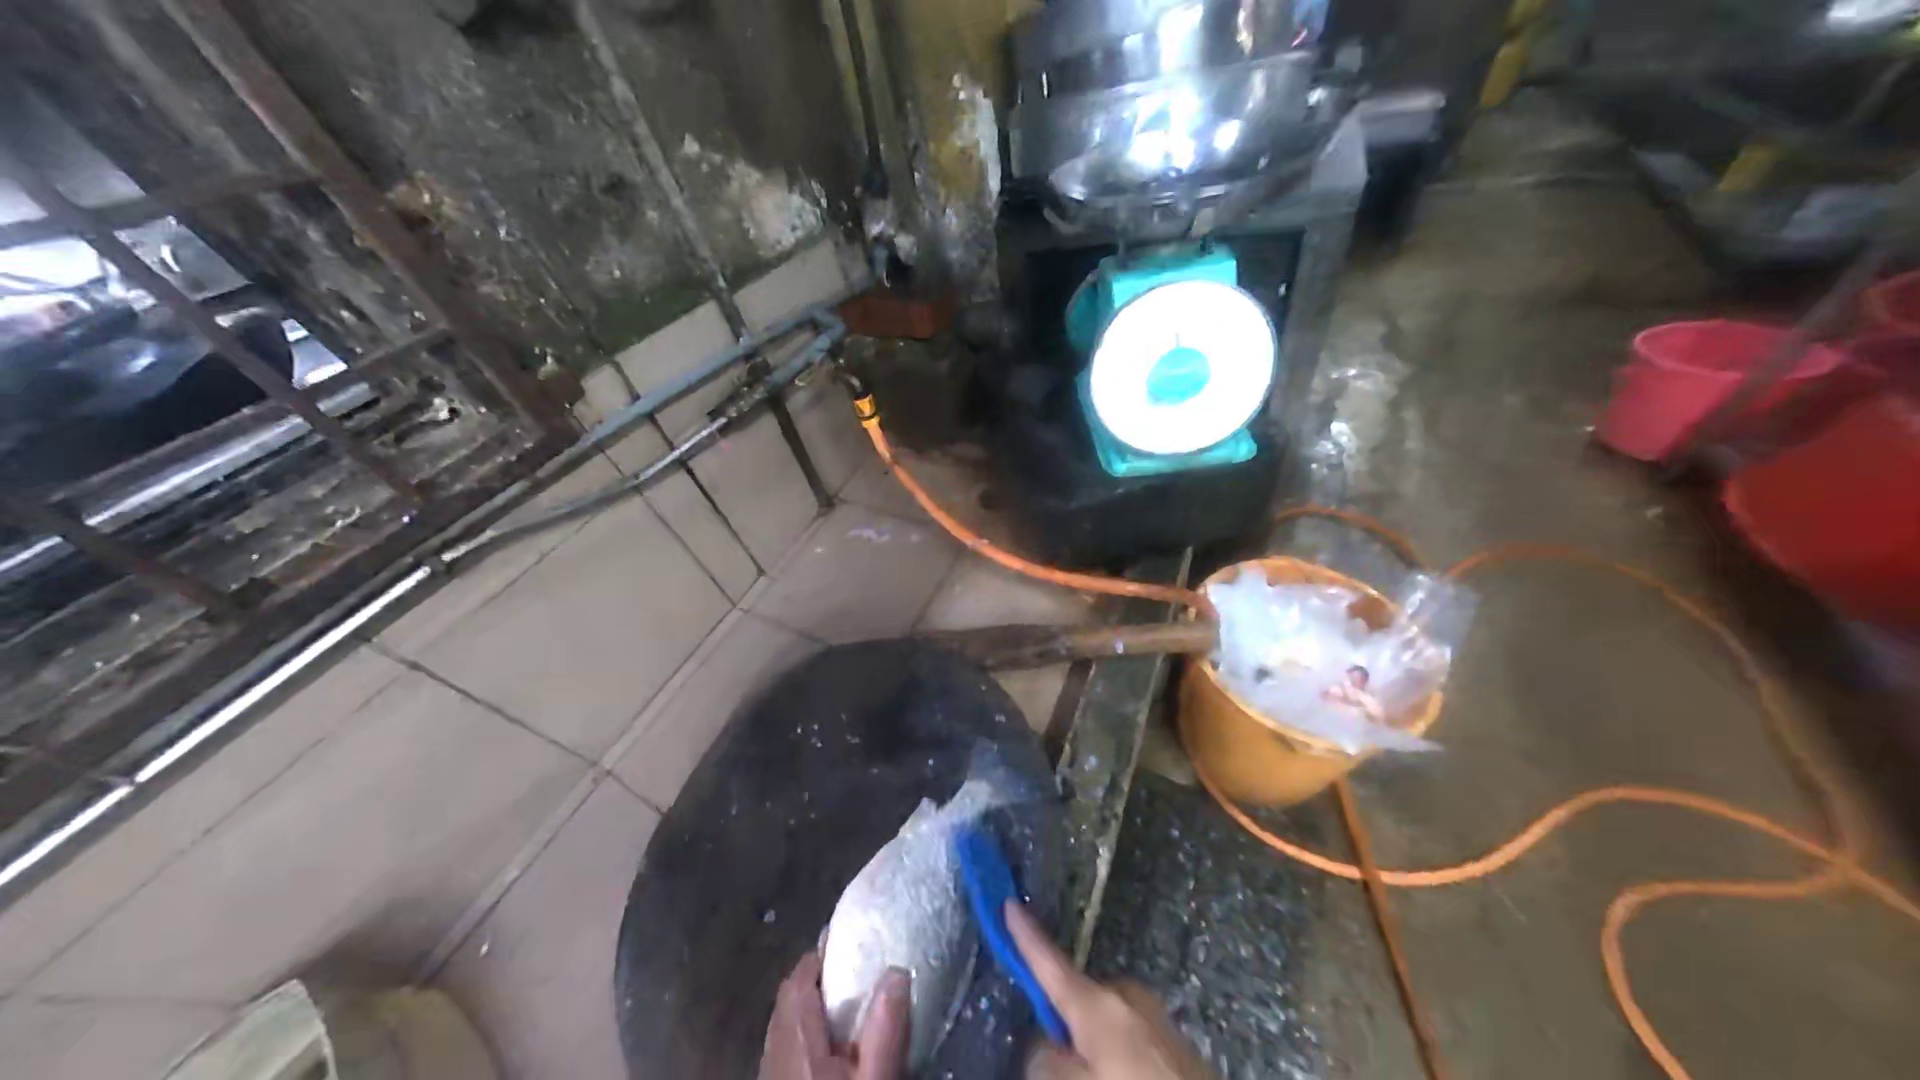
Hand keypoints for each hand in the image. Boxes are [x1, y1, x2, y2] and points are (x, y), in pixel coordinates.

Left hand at [758, 951, 910, 1079]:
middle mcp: (773, 1049)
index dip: (821, 956)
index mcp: (795, 1037)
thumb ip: (884, 1029)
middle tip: (852, 975)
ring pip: (783, 1023)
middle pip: (788, 998)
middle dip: (817, 980)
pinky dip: (804, 1034)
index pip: (798, 979)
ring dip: (809, 1008)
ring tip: (846, 1010)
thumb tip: (896, 971)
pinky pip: (783, 1047)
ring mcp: (769, 1071)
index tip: (849, 945)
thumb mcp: (875, 1078)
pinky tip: (831, 1051)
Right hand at [1005, 901, 1213, 1079]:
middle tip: (1063, 1065)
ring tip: (1099, 1075)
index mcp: (1099, 1007)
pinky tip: (1126, 1079)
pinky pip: (1129, 1046)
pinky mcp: (1176, 1047)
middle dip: (1064, 1028)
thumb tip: (1046, 1045)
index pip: (1050, 963)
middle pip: (1077, 1003)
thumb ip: (1046, 1064)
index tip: (1009, 904)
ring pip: (1104, 1028)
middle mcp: (1127, 1000)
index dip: (1026, 937)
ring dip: (1094, 1052)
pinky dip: (1119, 1064)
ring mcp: (1156, 1020)